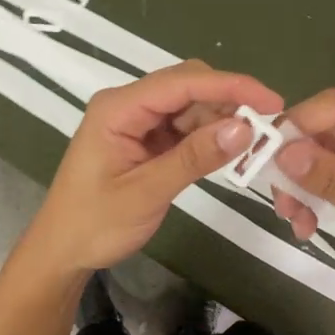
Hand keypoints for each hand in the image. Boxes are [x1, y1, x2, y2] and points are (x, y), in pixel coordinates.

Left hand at [29, 61, 282, 271]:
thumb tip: (245, 128)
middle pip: (188, 86)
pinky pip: (182, 128)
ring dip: (221, 121)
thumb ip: (193, 158)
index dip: (231, 87)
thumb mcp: (146, 192)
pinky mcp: (143, 141)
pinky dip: (207, 138)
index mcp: (118, 108)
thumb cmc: (94, 224)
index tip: (272, 102)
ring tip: (255, 145)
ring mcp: (135, 123)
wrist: (61, 251)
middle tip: (269, 128)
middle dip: (229, 102)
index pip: (182, 82)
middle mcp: (127, 106)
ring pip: (189, 107)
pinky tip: (229, 151)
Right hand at [272, 89, 334, 287]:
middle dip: (293, 161)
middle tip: (280, 200)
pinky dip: (311, 192)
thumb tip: (284, 153)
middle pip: (321, 126)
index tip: (264, 159)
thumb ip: (331, 180)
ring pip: (317, 149)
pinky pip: (326, 167)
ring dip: (299, 183)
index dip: (294, 126)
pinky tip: (307, 220)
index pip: (333, 107)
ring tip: (295, 218)